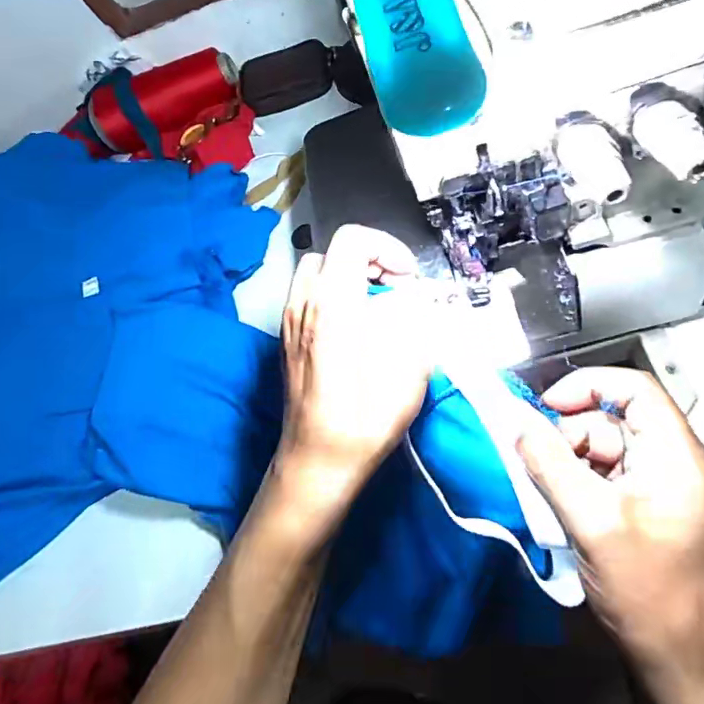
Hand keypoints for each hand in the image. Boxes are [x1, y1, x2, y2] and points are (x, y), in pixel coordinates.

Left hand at [279, 225, 431, 507]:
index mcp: (333, 304)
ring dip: (351, 277)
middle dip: (372, 261)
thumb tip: (415, 296)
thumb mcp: (409, 367)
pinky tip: (357, 329)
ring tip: (378, 306)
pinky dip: (335, 296)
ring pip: (319, 272)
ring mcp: (291, 322)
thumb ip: (416, 318)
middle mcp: (305, 304)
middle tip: (398, 290)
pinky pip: (310, 296)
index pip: (353, 240)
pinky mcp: (288, 339)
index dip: (388, 248)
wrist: (317, 464)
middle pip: (335, 252)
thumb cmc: (364, 420)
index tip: (409, 278)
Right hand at [514, 368, 703, 675]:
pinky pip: (615, 478)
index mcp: (680, 456)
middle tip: (537, 464)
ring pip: (612, 451)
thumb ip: (553, 468)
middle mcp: (681, 462)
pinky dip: (586, 486)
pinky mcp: (659, 510)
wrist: (687, 666)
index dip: (589, 386)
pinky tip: (564, 509)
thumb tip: (520, 427)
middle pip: (618, 421)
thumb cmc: (647, 593)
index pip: (636, 389)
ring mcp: (671, 488)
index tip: (547, 407)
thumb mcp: (593, 524)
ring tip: (548, 495)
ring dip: (574, 465)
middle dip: (573, 436)